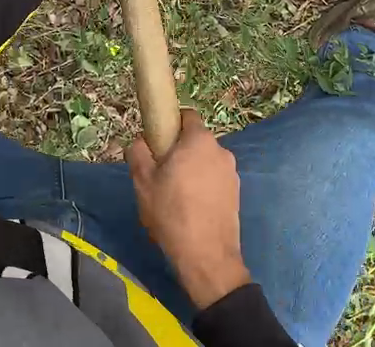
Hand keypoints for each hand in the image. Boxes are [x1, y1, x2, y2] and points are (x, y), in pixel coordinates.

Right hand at [127, 109, 249, 308]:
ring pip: (205, 163)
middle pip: (195, 142)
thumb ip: (138, 151)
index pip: (186, 116)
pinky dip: (203, 189)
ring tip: (174, 198)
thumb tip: (141, 141)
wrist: (207, 258)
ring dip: (191, 172)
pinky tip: (190, 211)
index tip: (157, 144)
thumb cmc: (172, 212)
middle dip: (179, 152)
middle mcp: (221, 151)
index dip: (170, 125)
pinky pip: (214, 181)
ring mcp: (232, 174)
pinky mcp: (237, 195)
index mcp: (199, 140)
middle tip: (161, 175)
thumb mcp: (143, 180)